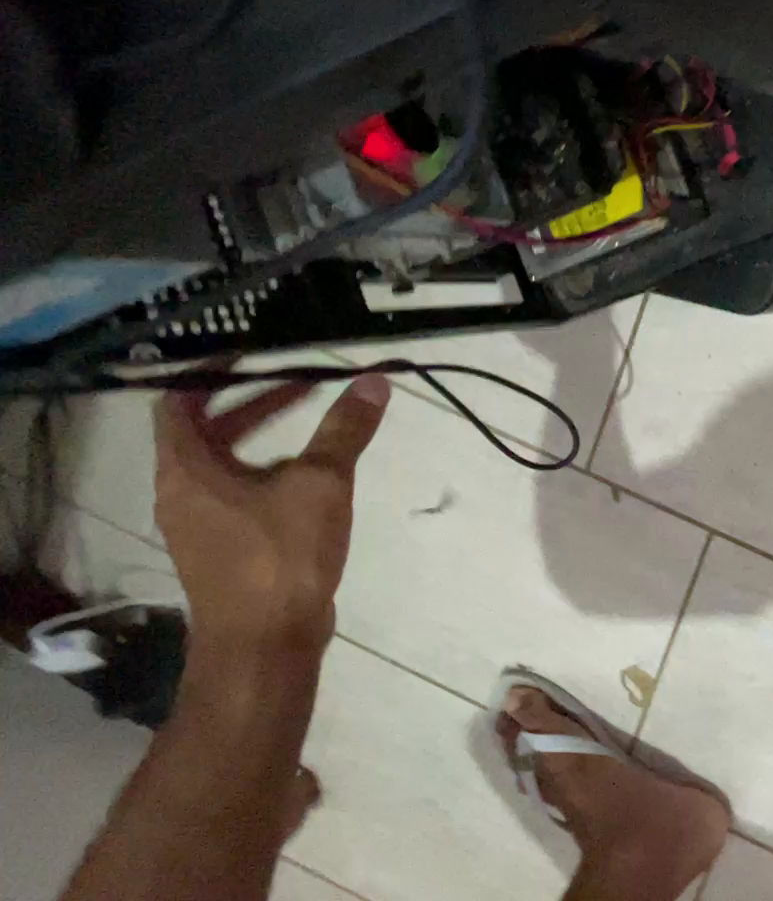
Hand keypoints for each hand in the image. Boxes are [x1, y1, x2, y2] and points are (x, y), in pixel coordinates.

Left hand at [152, 373, 390, 652]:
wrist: (267, 638)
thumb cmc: (281, 554)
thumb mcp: (322, 483)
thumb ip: (345, 431)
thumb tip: (373, 382)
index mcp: (187, 471)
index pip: (180, 404)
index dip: (211, 373)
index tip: (254, 354)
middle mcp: (183, 492)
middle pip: (207, 431)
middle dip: (258, 403)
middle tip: (307, 383)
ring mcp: (204, 522)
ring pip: (229, 462)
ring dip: (268, 436)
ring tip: (319, 423)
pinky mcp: (229, 544)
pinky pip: (244, 490)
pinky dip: (274, 469)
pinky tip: (318, 476)